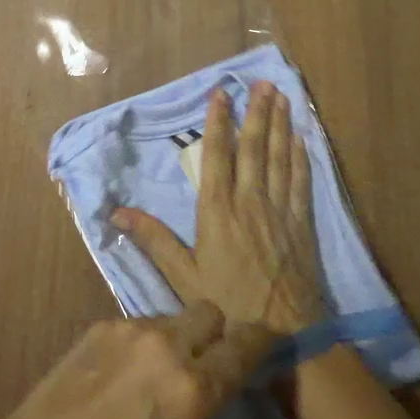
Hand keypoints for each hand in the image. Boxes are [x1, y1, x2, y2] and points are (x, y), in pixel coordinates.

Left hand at [0, 301, 273, 418]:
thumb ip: (204, 412)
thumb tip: (218, 391)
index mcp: (192, 387)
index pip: (245, 347)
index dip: (263, 341)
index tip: (270, 341)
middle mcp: (165, 345)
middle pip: (210, 313)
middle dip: (217, 334)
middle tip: (210, 363)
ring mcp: (127, 329)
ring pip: (172, 317)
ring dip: (179, 338)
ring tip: (162, 373)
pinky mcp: (97, 325)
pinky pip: (139, 324)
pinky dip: (146, 342)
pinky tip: (128, 373)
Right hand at [114, 82, 323, 336]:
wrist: (285, 335)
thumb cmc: (227, 306)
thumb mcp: (183, 277)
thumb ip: (153, 240)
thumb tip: (117, 212)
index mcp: (218, 211)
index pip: (217, 156)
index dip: (219, 122)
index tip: (221, 93)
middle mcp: (250, 202)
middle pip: (253, 148)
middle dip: (256, 112)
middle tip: (261, 83)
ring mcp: (280, 211)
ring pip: (279, 158)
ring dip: (280, 125)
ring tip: (281, 96)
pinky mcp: (302, 224)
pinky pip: (302, 182)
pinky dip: (301, 157)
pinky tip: (302, 138)